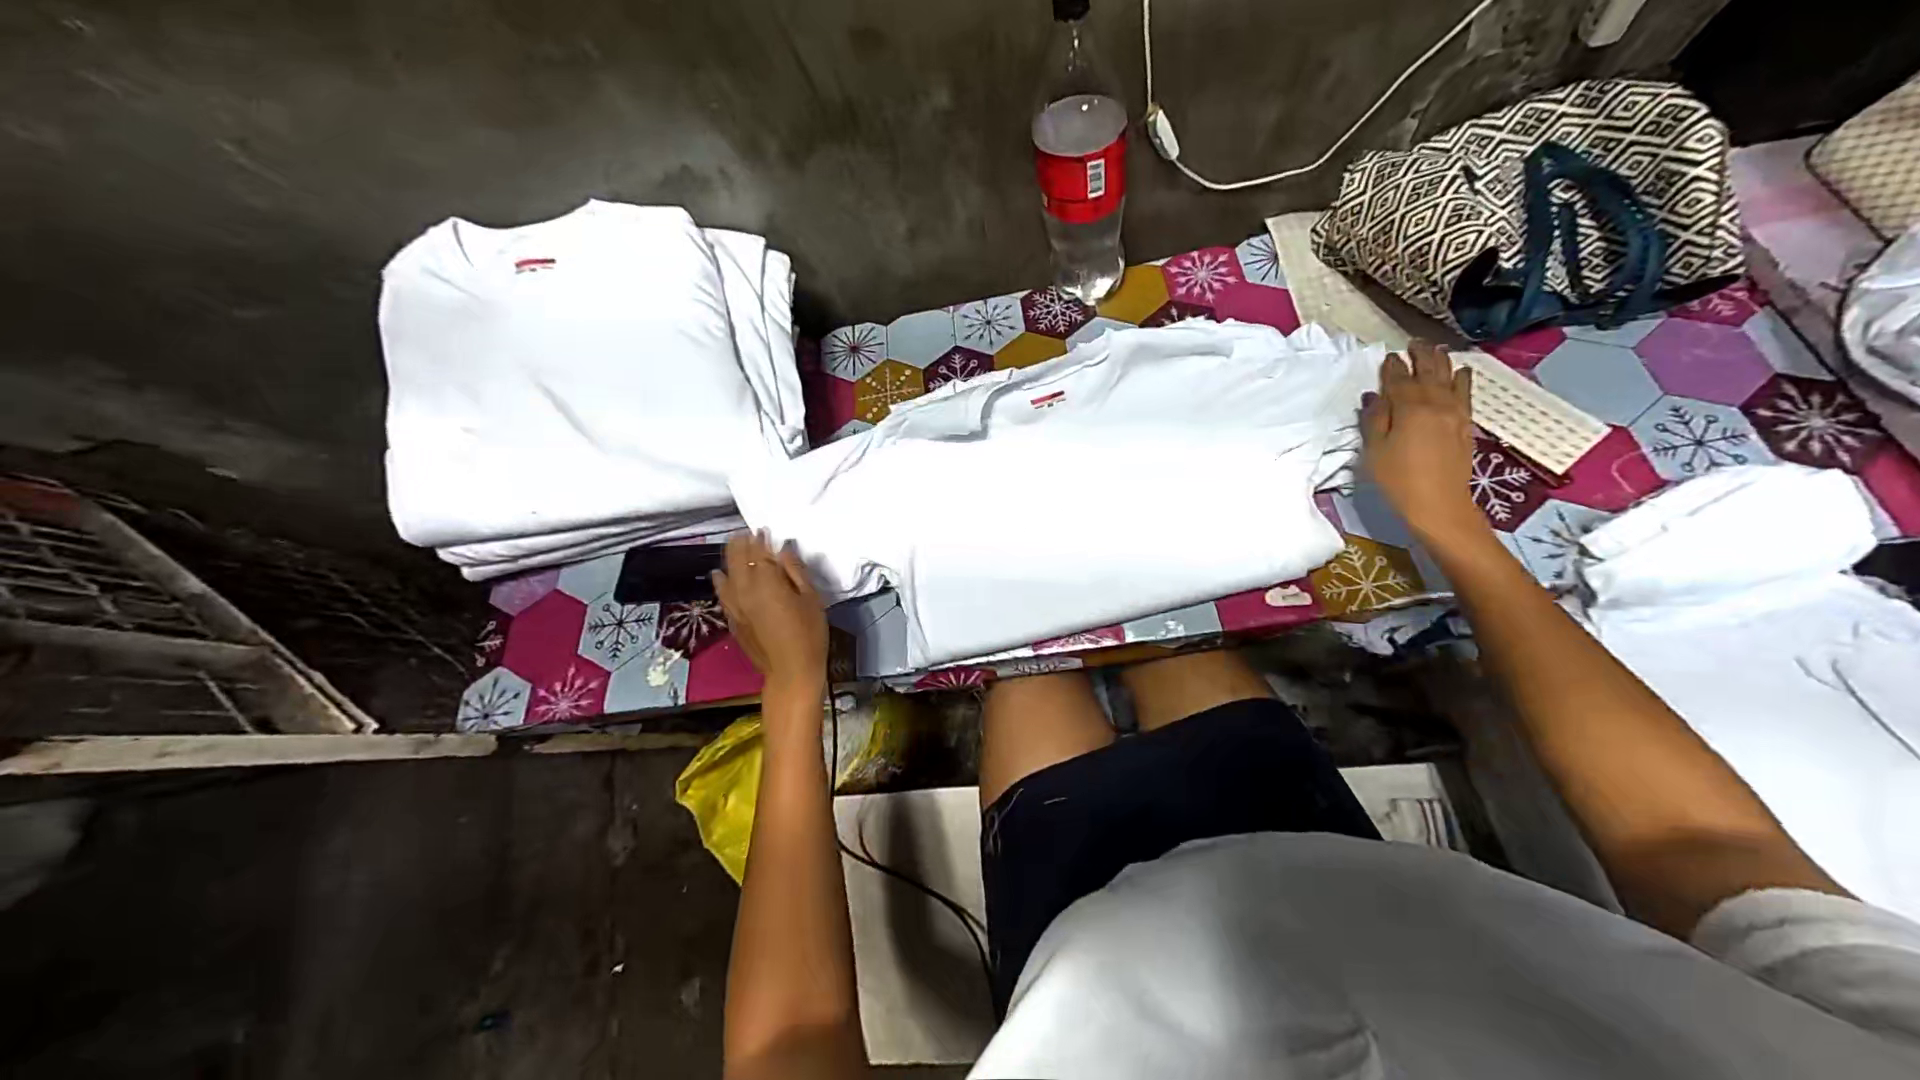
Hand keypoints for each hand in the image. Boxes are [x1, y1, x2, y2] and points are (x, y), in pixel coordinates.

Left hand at [712, 531, 827, 691]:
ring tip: (735, 549)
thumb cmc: (809, 633)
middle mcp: (744, 588)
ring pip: (725, 573)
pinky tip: (721, 576)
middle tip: (748, 535)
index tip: (765, 530)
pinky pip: (721, 593)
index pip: (758, 550)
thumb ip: (795, 571)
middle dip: (741, 544)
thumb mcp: (811, 598)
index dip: (761, 538)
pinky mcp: (731, 619)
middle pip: (736, 558)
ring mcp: (734, 605)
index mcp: (766, 581)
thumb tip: (783, 550)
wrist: (791, 671)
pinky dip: (722, 580)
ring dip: (729, 559)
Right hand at [1360, 340, 1483, 545]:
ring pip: (1449, 379)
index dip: (1391, 367)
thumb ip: (1375, 419)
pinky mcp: (1465, 425)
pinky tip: (1461, 372)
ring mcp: (1455, 413)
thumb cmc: (1398, 479)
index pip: (1398, 380)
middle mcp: (1436, 404)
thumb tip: (1375, 395)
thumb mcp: (1374, 451)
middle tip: (1414, 342)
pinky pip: (1465, 394)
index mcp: (1410, 409)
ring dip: (1442, 362)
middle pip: (1428, 372)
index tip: (1387, 357)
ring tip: (1436, 350)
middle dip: (1420, 356)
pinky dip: (1462, 379)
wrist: (1439, 504)